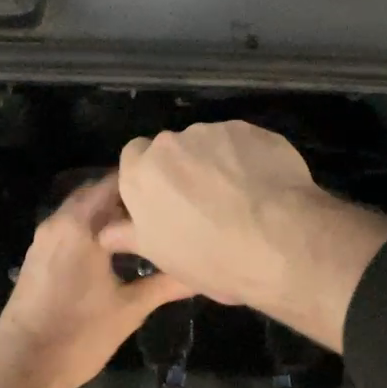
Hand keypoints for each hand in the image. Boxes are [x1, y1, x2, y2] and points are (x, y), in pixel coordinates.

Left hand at [0, 175, 191, 387]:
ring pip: (81, 211)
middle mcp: (58, 222)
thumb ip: (166, 283)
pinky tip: (113, 250)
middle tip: (162, 208)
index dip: (144, 182)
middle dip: (127, 197)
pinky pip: (68, 228)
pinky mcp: (36, 257)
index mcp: (81, 225)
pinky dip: (90, 229)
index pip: (115, 182)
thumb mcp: (130, 309)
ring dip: (107, 214)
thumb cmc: (79, 336)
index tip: (171, 190)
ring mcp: (43, 239)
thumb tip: (203, 273)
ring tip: (143, 227)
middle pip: (96, 193)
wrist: (22, 369)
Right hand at [98, 121, 386, 350]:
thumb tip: (106, 232)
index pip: (133, 157)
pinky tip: (265, 186)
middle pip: (171, 149)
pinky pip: (241, 142)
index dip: (151, 177)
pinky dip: (248, 158)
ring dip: (217, 162)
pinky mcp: (250, 129)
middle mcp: (171, 144)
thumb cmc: (212, 258)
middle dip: (184, 168)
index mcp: (141, 174)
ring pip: (208, 143)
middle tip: (206, 203)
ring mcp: (213, 132)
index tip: (167, 200)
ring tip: (242, 197)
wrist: (280, 241)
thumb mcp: (163, 258)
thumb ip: (131, 236)